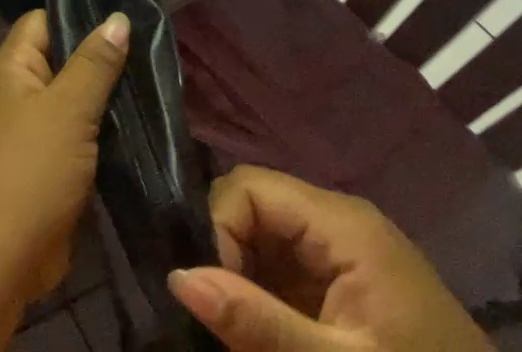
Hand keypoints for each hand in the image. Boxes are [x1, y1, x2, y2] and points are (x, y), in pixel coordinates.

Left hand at [0, 9, 129, 304]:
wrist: (2, 255)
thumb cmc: (31, 170)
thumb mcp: (68, 109)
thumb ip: (94, 64)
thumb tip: (117, 19)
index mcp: (14, 68)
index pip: (44, 21)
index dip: (80, 13)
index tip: (129, 14)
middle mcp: (21, 93)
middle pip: (65, 61)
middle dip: (105, 59)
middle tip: (158, 53)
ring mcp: (36, 133)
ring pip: (78, 102)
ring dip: (111, 100)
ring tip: (161, 86)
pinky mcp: (52, 168)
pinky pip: (83, 138)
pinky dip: (108, 134)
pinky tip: (146, 129)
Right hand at [168, 166, 490, 350]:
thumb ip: (257, 321)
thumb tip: (176, 276)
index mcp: (343, 223)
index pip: (247, 188)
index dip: (216, 228)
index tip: (210, 292)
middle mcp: (339, 221)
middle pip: (252, 208)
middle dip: (224, 255)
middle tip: (218, 318)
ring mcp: (343, 250)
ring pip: (261, 238)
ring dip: (239, 279)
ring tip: (236, 331)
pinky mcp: (345, 280)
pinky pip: (283, 266)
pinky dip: (261, 295)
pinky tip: (263, 334)